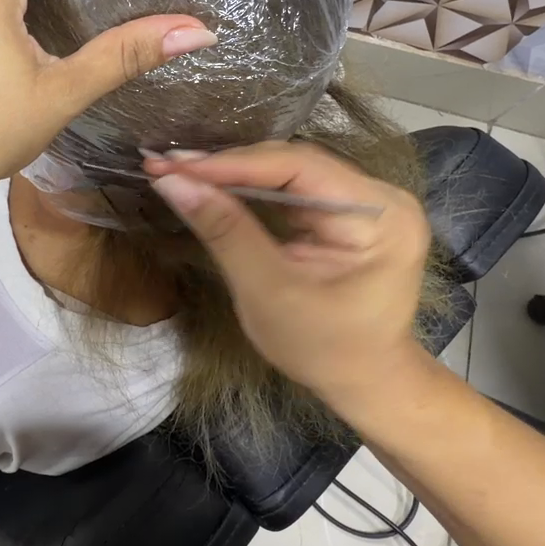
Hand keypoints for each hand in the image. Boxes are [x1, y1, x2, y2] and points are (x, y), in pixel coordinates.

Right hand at [144, 142, 433, 403]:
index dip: (230, 164)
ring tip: (176, 172)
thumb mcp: (268, 292)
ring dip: (228, 173)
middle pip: (290, 163)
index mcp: (380, 215)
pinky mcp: (338, 213)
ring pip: (283, 170)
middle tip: (164, 167)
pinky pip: (284, 187)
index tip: (171, 167)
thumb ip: (224, 231)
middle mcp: (377, 197)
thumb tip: (171, 182)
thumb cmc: (324, 347)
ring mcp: (360, 202)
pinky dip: (242, 187)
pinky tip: (206, 184)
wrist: (363, 382)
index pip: (297, 167)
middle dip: (225, 166)